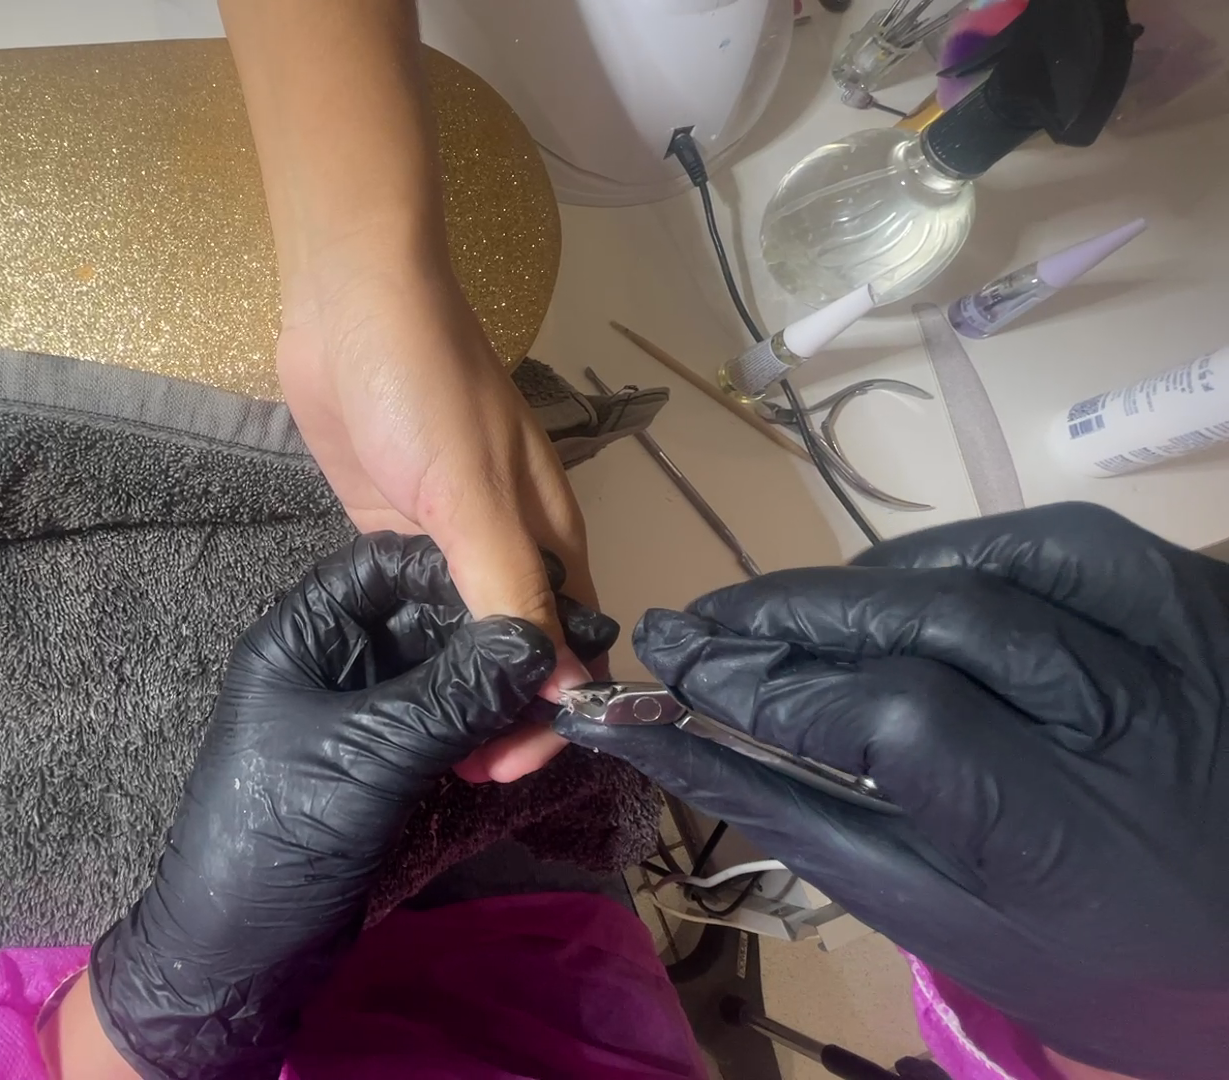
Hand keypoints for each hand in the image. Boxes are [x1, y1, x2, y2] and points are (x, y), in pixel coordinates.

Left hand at [89, 533, 617, 1079]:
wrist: (243, 947)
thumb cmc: (278, 836)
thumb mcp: (366, 758)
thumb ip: (452, 696)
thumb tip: (540, 645)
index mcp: (306, 628)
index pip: (389, 565)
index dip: (462, 572)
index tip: (537, 600)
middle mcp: (338, 650)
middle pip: (429, 615)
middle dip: (493, 641)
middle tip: (568, 675)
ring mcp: (366, 699)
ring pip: (448, 666)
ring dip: (498, 691)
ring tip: (549, 725)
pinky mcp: (390, 744)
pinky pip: (450, 711)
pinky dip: (486, 724)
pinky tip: (519, 747)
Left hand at [278, 263, 601, 782]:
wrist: (348, 309)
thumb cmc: (424, 389)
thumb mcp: (475, 492)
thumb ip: (512, 587)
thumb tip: (557, 686)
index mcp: (545, 538)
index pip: (569, 648)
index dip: (550, 713)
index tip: (505, 766)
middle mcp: (501, 546)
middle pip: (514, 648)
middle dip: (495, 710)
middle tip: (452, 769)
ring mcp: (441, 539)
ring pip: (459, 630)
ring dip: (448, 682)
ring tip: (413, 742)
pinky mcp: (389, 529)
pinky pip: (408, 600)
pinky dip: (405, 641)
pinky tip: (380, 679)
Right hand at [556, 504, 1228, 1079]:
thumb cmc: (1057, 943)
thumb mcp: (901, 896)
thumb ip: (760, 799)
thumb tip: (628, 732)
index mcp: (1081, 842)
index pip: (897, 717)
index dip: (767, 683)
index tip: (673, 668)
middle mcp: (1155, 732)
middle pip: (935, 621)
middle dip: (785, 614)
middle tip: (693, 622)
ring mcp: (1200, 653)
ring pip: (993, 564)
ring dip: (853, 581)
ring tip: (776, 611)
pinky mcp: (1209, 605)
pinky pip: (1056, 542)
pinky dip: (943, 554)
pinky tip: (885, 588)